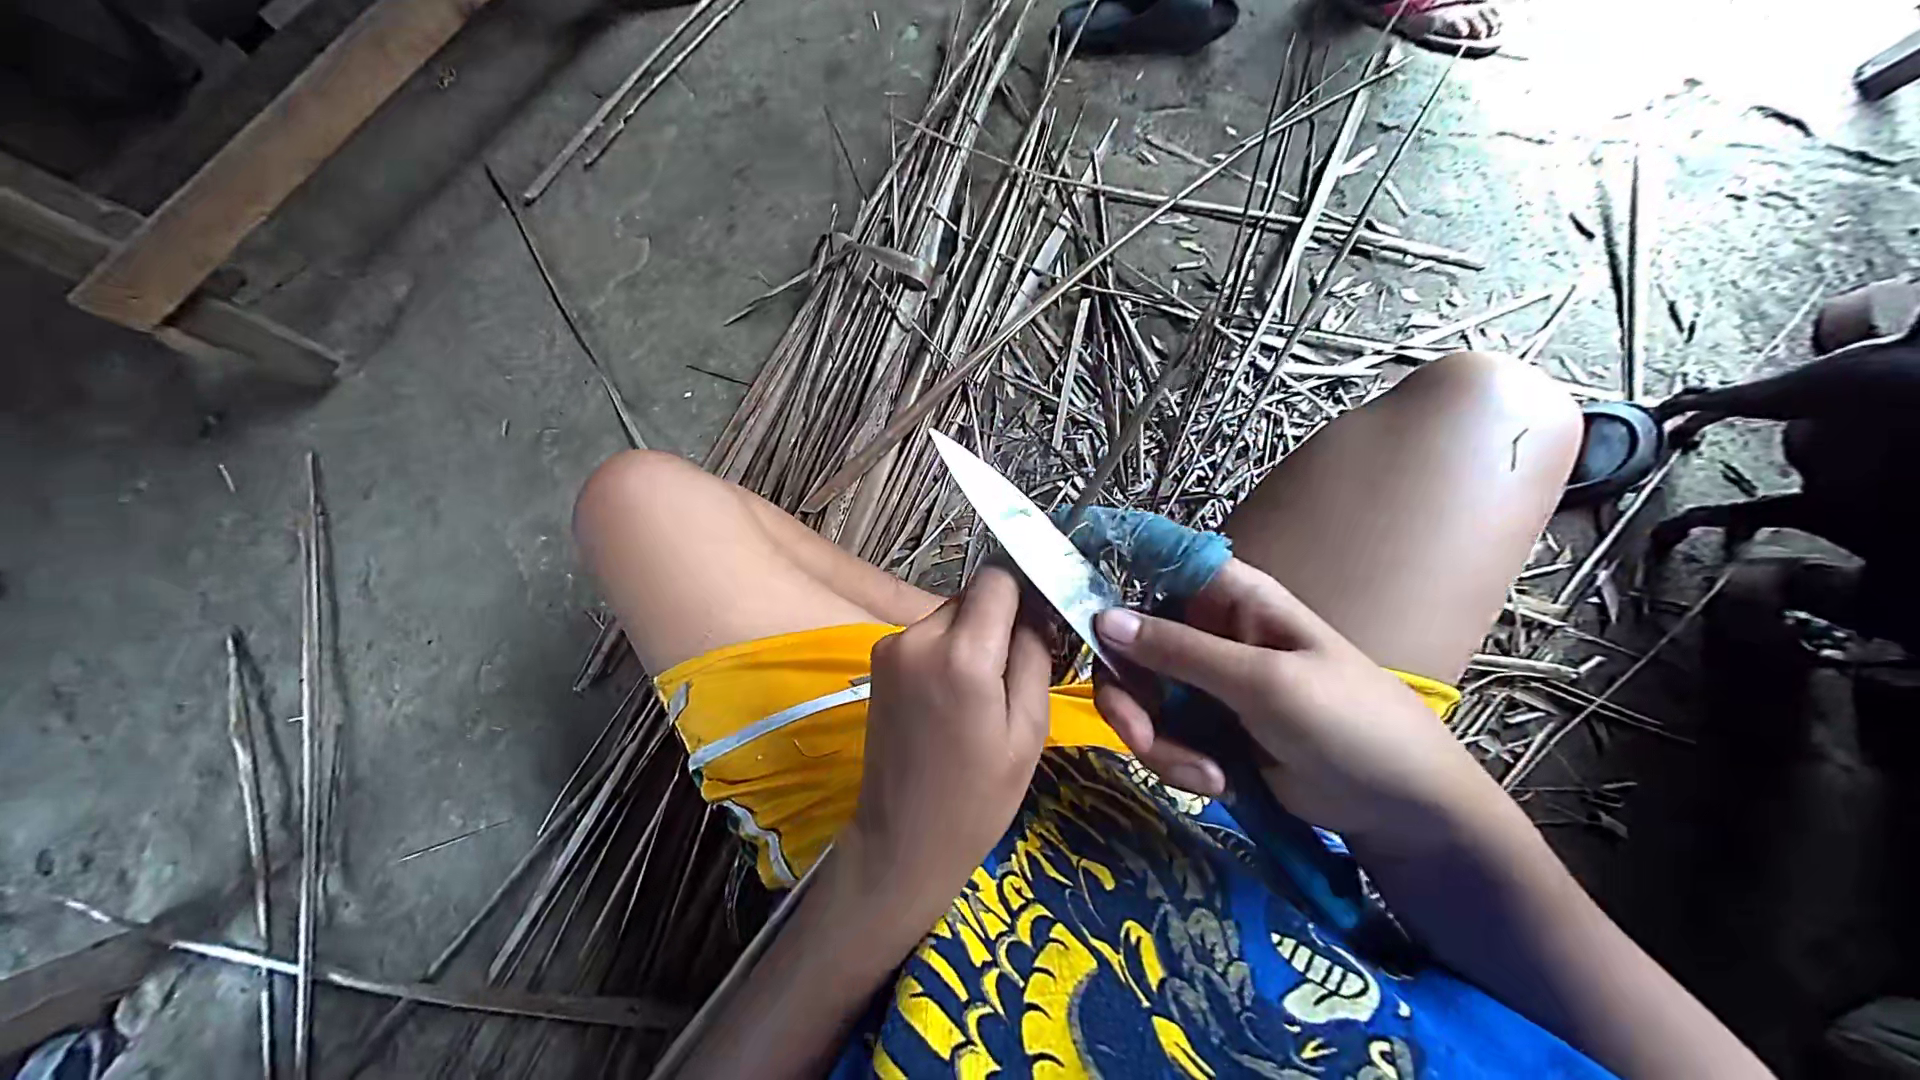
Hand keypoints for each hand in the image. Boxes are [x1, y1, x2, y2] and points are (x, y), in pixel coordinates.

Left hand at [846, 567, 1052, 924]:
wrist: (903, 839)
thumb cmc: (978, 796)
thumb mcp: (1029, 730)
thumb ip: (1035, 656)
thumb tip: (1038, 610)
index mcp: (962, 653)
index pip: (998, 576)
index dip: (1025, 588)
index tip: (1042, 617)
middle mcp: (918, 635)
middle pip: (974, 593)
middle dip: (1001, 616)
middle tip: (1017, 665)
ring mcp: (891, 645)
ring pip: (951, 612)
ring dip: (973, 633)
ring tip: (984, 688)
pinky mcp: (878, 658)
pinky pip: (927, 632)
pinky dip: (948, 647)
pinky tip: (955, 693)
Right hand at [1093, 559, 1521, 861]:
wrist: (1399, 810)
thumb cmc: (1350, 722)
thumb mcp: (1264, 682)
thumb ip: (1179, 650)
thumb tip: (1101, 617)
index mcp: (1227, 594)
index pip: (1153, 559)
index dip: (1106, 566)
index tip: (1064, 596)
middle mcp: (1204, 628)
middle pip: (1126, 640)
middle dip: (1127, 694)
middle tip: (1139, 736)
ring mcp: (1199, 679)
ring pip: (1135, 693)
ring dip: (1154, 739)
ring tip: (1201, 775)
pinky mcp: (1199, 724)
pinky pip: (1156, 731)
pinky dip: (1173, 760)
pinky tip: (1215, 781)